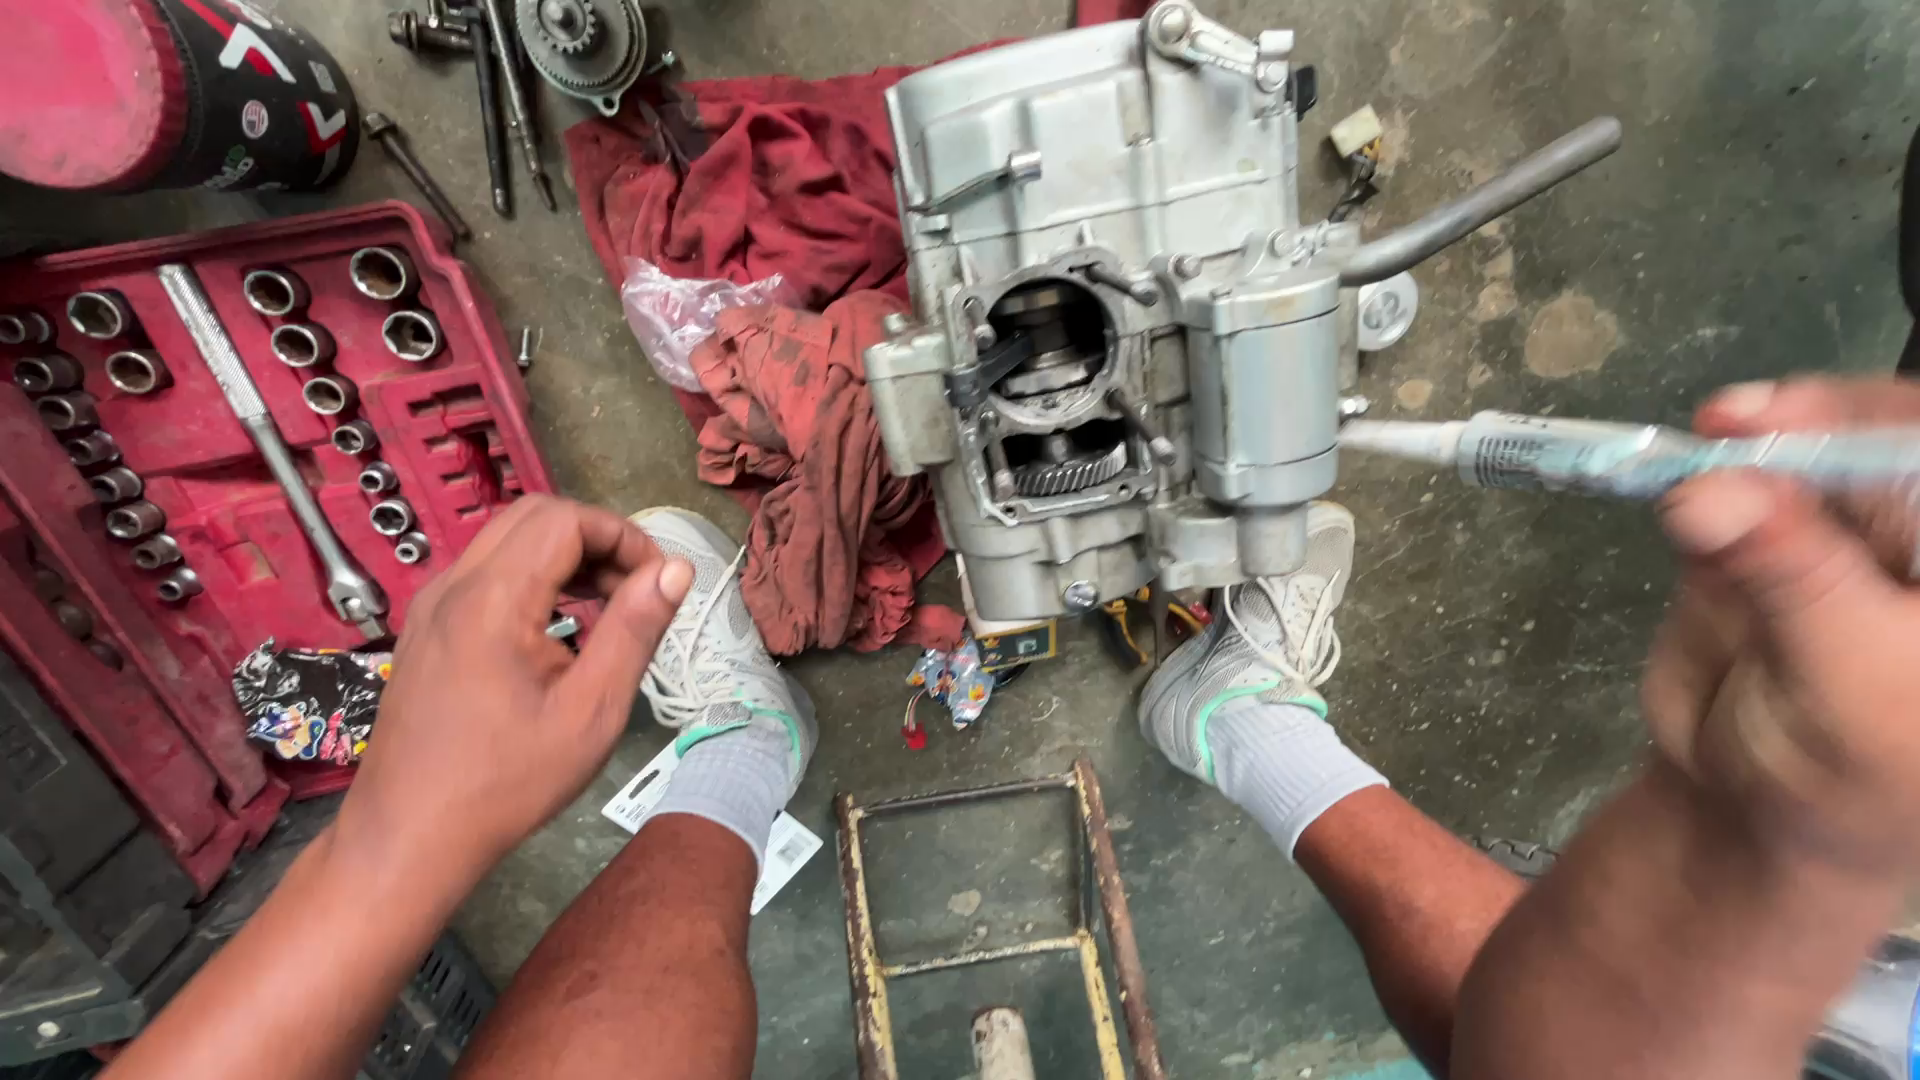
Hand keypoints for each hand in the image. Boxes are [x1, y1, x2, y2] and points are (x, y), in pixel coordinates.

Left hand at [332, 496, 692, 885]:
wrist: (409, 838)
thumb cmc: (509, 780)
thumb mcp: (593, 709)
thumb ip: (635, 629)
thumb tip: (676, 569)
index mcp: (492, 601)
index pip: (566, 520)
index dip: (624, 537)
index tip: (658, 582)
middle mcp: (454, 587)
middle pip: (537, 516)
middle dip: (599, 539)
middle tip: (637, 588)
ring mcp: (434, 605)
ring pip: (512, 539)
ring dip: (570, 555)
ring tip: (610, 605)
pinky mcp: (430, 627)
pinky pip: (492, 570)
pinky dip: (540, 575)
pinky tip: (565, 624)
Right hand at [1645, 376, 1919, 874]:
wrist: (1751, 808)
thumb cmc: (1851, 775)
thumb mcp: (1846, 682)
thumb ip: (1791, 581)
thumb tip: (1705, 491)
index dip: (1888, 432)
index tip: (1792, 419)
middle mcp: (1919, 546)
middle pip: (1888, 450)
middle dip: (1816, 424)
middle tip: (1726, 421)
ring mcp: (1842, 537)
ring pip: (1805, 460)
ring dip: (1746, 446)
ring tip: (1696, 439)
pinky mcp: (1757, 541)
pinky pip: (1734, 489)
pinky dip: (1700, 473)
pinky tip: (1675, 468)